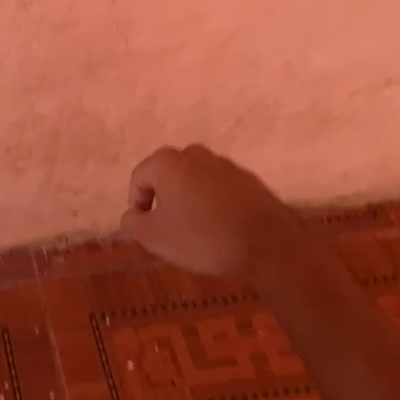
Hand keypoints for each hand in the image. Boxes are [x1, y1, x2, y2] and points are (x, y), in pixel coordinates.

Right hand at [120, 144, 298, 278]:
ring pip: (195, 183)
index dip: (136, 205)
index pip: (139, 179)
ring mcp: (226, 165)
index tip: (145, 229)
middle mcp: (195, 154)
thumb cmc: (202, 237)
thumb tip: (131, 216)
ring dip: (190, 202)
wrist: (267, 245)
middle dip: (164, 201)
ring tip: (196, 231)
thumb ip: (132, 223)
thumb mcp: (155, 237)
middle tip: (168, 229)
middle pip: (168, 177)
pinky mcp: (249, 181)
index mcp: (168, 161)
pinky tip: (220, 229)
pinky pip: (220, 190)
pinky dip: (214, 205)